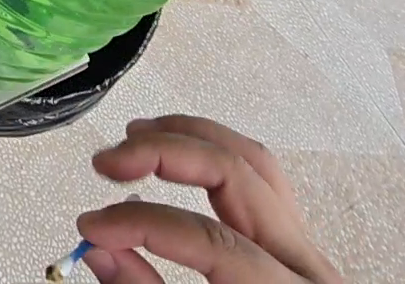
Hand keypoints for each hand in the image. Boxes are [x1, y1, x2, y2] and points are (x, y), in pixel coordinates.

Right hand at [77, 115, 341, 282]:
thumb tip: (96, 247)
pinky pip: (260, 175)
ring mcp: (312, 254)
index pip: (210, 241)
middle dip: (162, 154)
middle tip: (104, 163)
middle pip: (237, 176)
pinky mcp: (300, 248)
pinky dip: (210, 150)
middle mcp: (313, 271)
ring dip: (187, 135)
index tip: (90, 226)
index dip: (141, 223)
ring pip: (254, 159)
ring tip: (133, 135)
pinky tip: (174, 149)